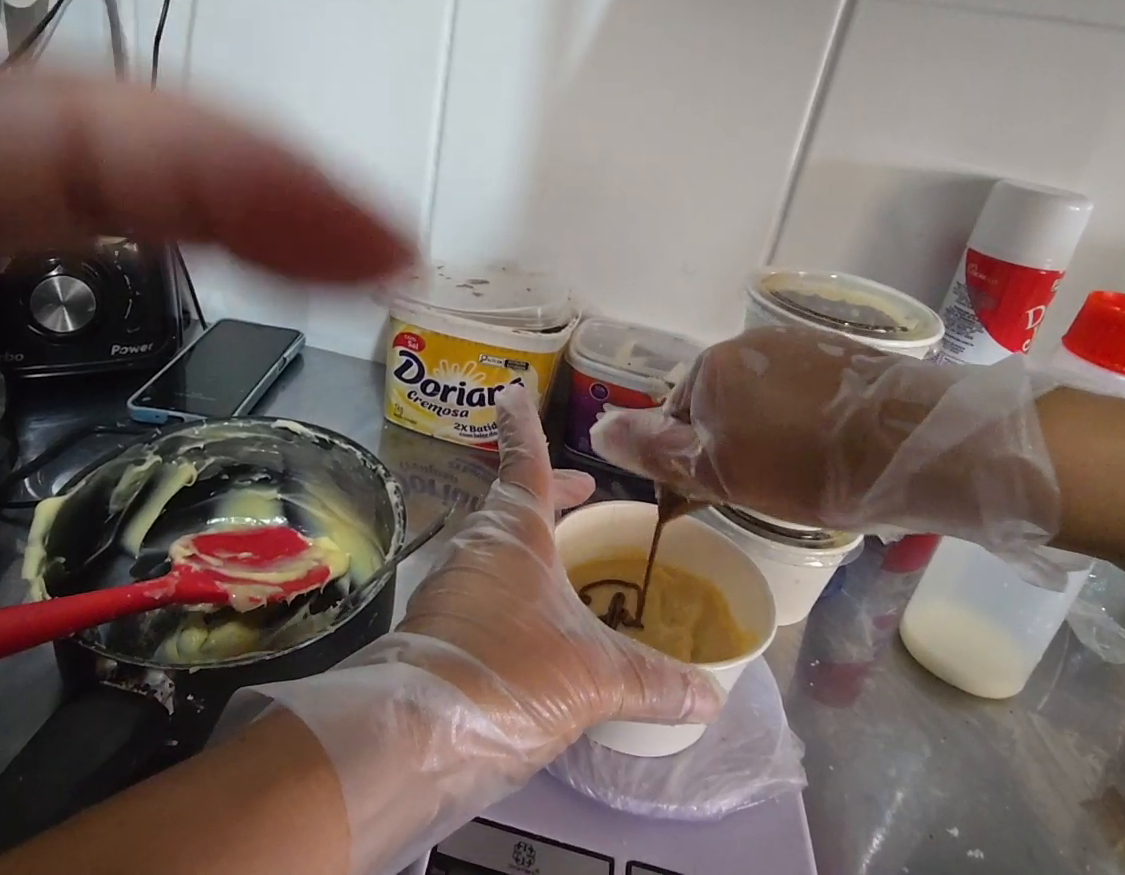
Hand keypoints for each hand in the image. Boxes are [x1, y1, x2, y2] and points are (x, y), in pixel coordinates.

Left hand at [397, 384, 722, 753]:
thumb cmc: (509, 674)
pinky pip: (481, 590)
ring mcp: (449, 587)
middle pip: (512, 504)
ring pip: (495, 548)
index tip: (512, 389)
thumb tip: (711, 697)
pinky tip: (534, 628)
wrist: (413, 735)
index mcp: (513, 533)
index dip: (523, 425)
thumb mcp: (594, 678)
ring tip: (567, 568)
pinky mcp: (435, 628)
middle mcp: (475, 547)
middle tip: (581, 494)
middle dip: (548, 494)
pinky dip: (511, 591)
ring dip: (530, 546)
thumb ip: (654, 682)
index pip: (523, 461)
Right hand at [590, 325, 1061, 562]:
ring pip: (765, 399)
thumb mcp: (722, 474)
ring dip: (773, 433)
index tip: (725, 496)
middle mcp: (750, 342)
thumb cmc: (811, 468)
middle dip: (735, 445)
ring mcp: (803, 344)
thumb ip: (656, 451)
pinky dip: (811, 421)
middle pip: (721, 404)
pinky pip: (808, 393)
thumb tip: (596, 428)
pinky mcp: (849, 355)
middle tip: (772, 491)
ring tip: (811, 476)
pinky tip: (839, 452)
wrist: (925, 445)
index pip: (677, 418)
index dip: (695, 462)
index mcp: (712, 366)